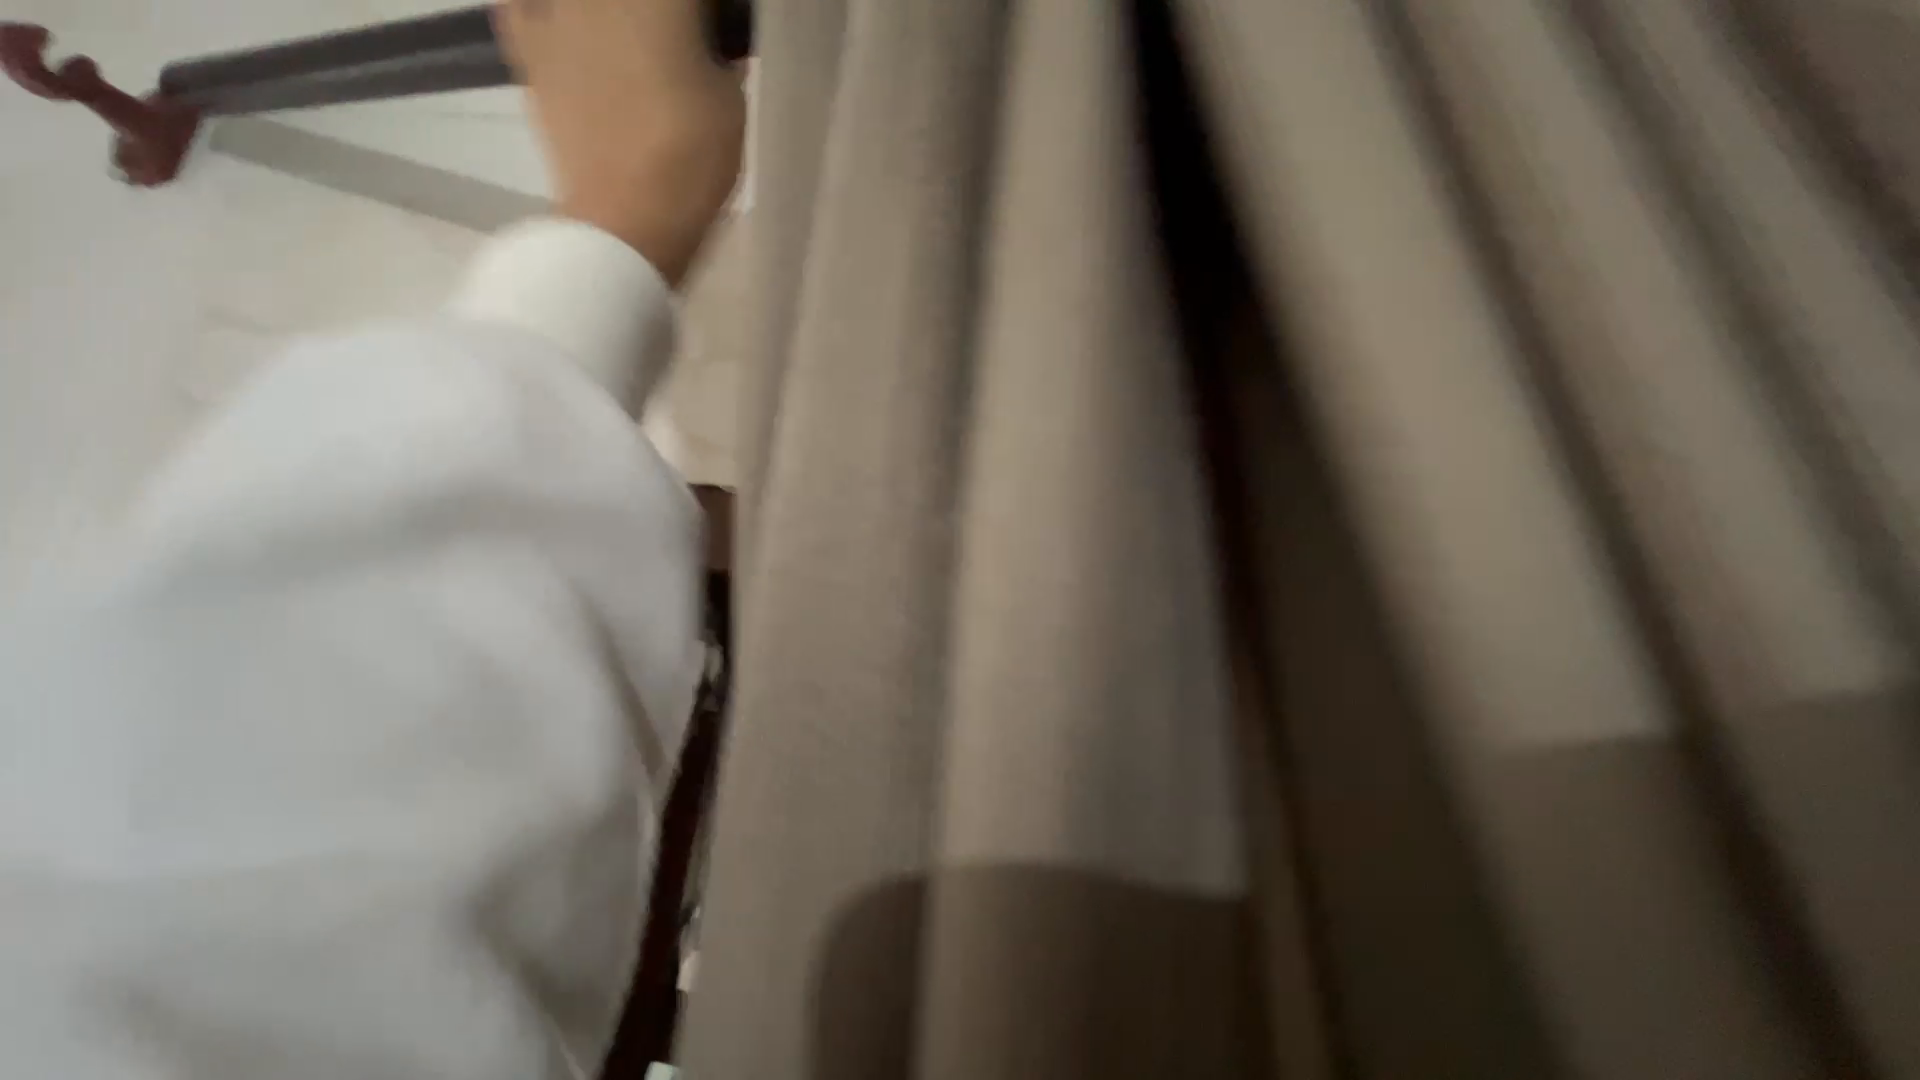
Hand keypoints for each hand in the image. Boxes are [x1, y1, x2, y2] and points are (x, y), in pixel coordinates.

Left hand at [496, 0, 745, 285]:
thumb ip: (719, 59)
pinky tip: (561, 23)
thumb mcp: (731, 105)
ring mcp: (555, 11)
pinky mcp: (528, 50)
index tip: (721, 33)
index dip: (711, 14)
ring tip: (630, 39)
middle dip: (665, 14)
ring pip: (583, 2)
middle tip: (682, 41)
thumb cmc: (691, 161)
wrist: (626, 219)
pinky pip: (519, 4)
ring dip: (610, 17)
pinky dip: (538, 9)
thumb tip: (709, 47)